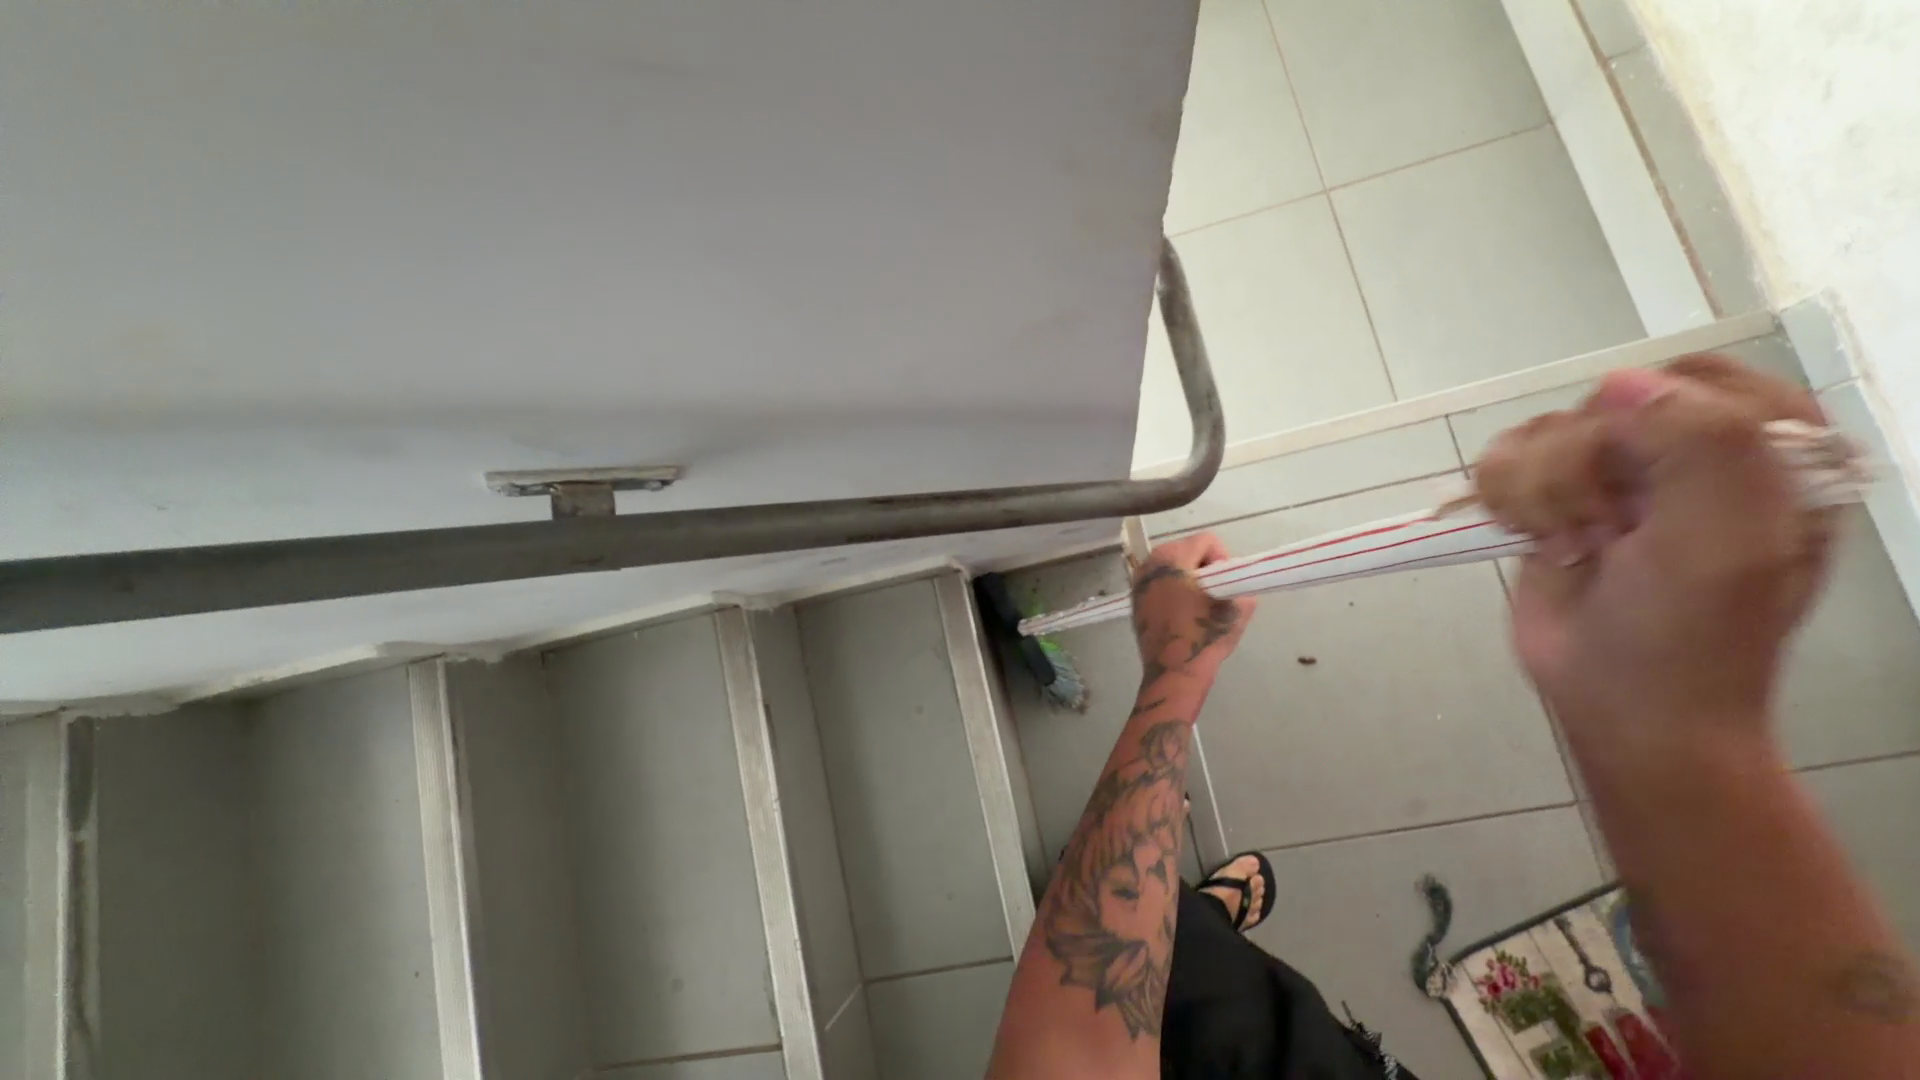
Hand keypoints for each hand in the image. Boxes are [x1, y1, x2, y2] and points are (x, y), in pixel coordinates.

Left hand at [1129, 533, 1255, 685]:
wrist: (1173, 670)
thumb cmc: (1205, 635)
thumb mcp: (1238, 608)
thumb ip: (1242, 584)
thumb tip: (1237, 581)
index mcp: (1173, 558)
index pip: (1206, 540)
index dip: (1223, 558)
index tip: (1227, 583)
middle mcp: (1150, 563)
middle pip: (1186, 549)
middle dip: (1204, 566)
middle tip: (1216, 592)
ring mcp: (1138, 581)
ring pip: (1171, 566)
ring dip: (1188, 577)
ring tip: (1200, 603)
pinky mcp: (1134, 599)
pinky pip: (1159, 582)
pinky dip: (1172, 589)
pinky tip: (1182, 612)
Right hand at [1474, 355, 1831, 755]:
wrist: (1622, 705)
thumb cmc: (1690, 634)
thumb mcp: (1725, 540)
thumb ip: (1702, 443)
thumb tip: (1620, 385)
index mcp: (1762, 453)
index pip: (1696, 379)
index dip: (1653, 421)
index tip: (1646, 480)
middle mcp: (1681, 456)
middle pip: (1603, 404)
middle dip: (1583, 468)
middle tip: (1608, 531)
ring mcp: (1608, 478)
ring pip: (1540, 431)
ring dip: (1539, 493)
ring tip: (1572, 546)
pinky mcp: (1546, 502)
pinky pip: (1500, 460)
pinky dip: (1503, 498)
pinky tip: (1534, 538)